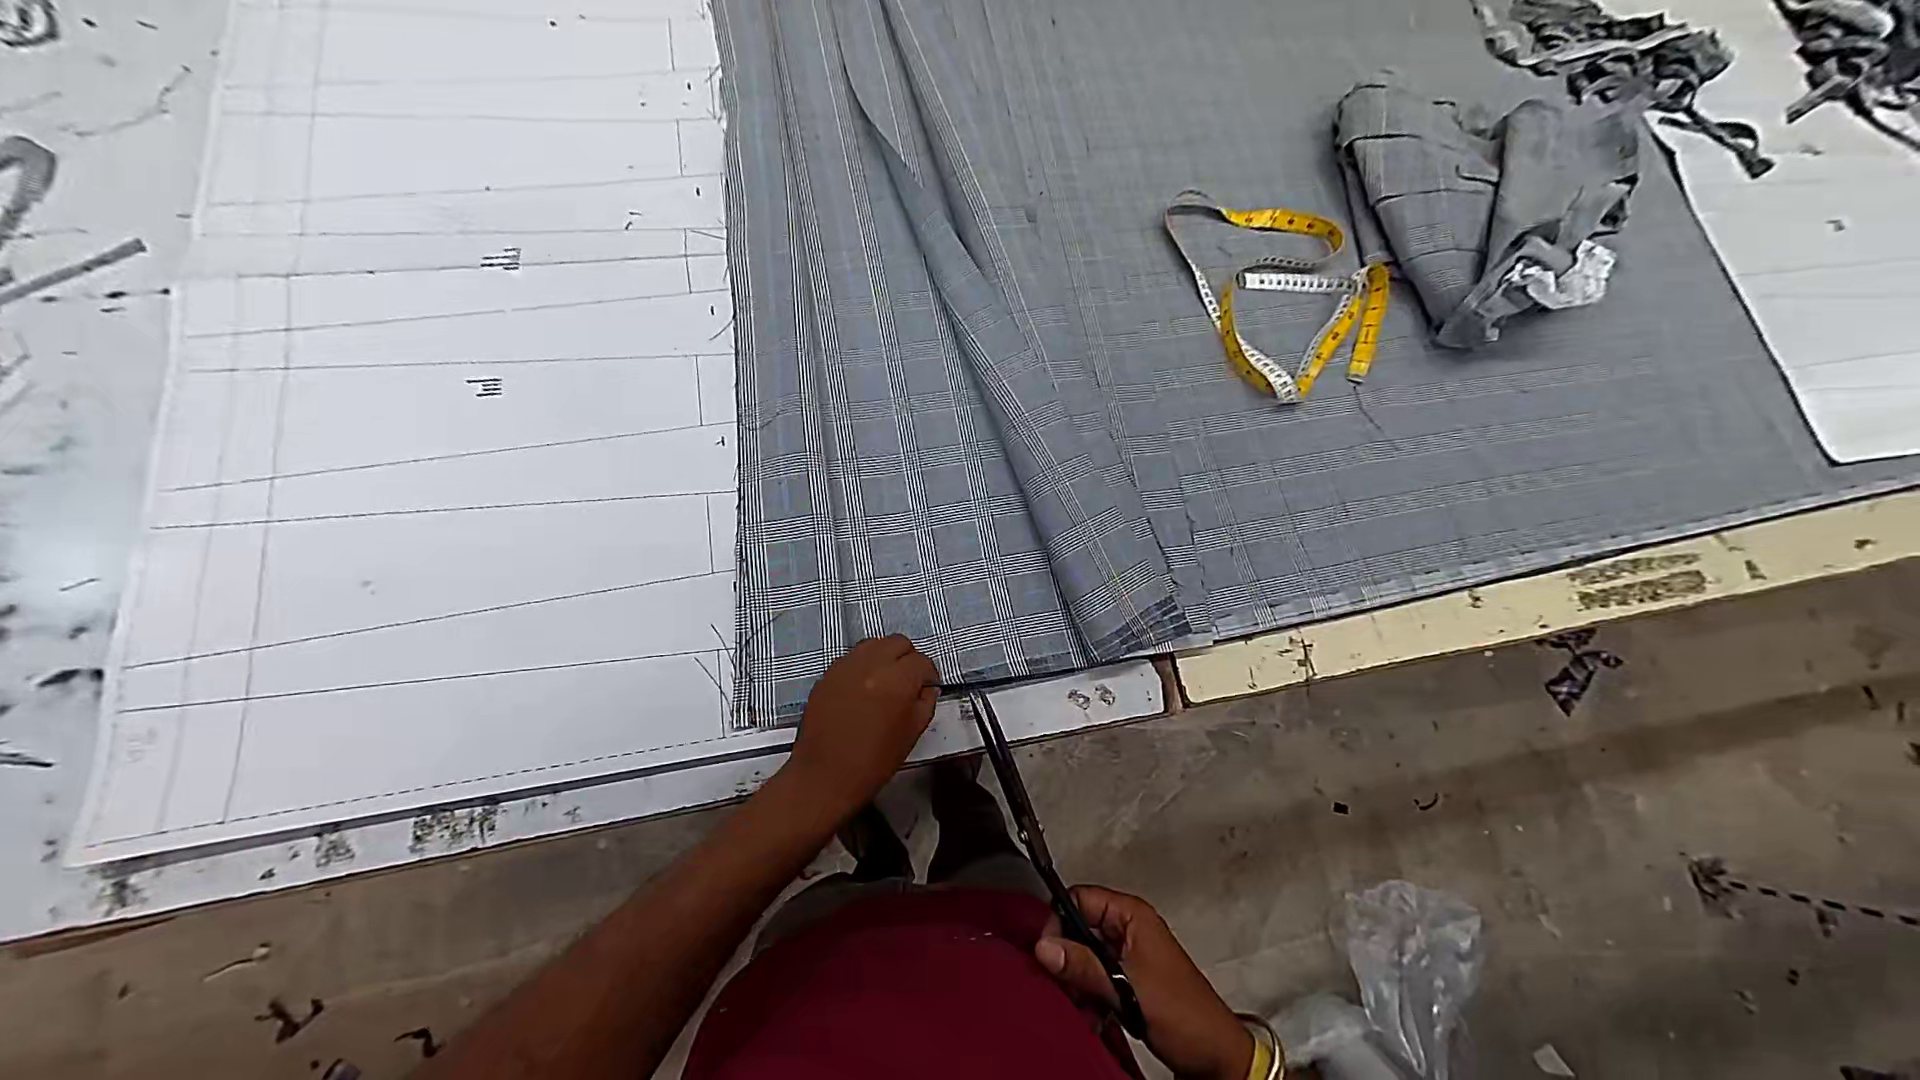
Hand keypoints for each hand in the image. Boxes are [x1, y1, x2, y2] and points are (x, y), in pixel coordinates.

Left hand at [782, 636, 939, 816]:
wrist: (825, 775)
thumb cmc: (872, 762)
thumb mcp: (911, 734)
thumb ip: (925, 703)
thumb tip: (927, 688)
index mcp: (897, 680)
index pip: (922, 661)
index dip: (928, 675)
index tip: (927, 687)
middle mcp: (871, 665)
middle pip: (899, 642)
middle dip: (908, 659)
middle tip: (909, 681)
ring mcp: (846, 666)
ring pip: (874, 644)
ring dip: (885, 657)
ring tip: (885, 681)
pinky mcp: (828, 673)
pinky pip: (852, 658)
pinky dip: (863, 665)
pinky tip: (863, 688)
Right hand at [1035, 886, 1252, 1079]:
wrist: (1215, 1060)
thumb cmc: (1184, 1016)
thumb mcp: (1127, 988)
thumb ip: (1083, 966)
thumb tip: (1044, 947)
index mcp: (1131, 915)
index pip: (1079, 898)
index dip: (1060, 921)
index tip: (1050, 952)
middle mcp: (1127, 929)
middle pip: (1078, 927)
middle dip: (1067, 957)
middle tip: (1065, 984)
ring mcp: (1127, 956)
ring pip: (1083, 956)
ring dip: (1077, 982)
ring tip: (1081, 1005)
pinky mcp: (1126, 981)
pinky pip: (1094, 978)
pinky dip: (1087, 996)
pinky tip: (1090, 1015)